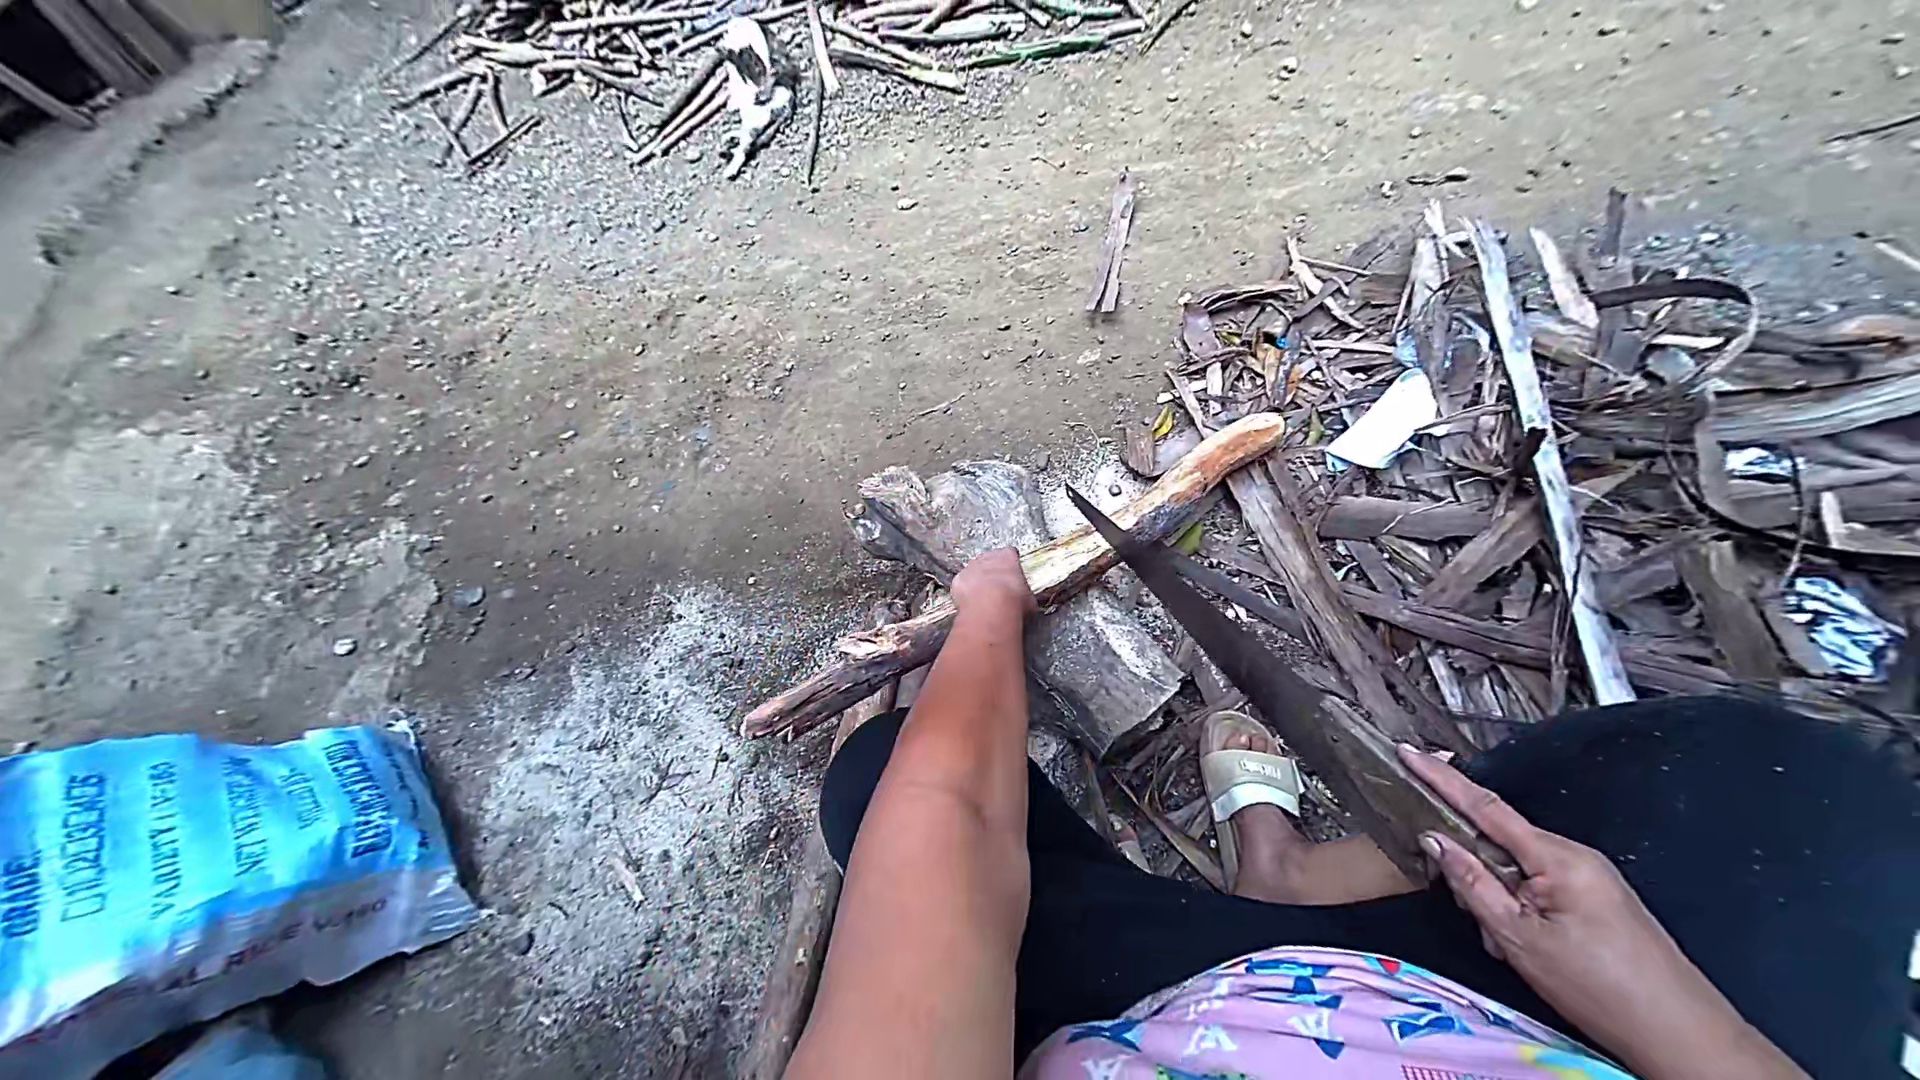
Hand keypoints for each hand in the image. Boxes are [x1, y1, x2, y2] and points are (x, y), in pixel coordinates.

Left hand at [949, 548, 1036, 623]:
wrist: (990, 605)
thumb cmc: (1013, 599)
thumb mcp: (1029, 599)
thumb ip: (1027, 596)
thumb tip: (1029, 604)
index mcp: (1008, 556)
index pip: (1010, 554)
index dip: (1010, 566)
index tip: (1012, 577)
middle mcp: (987, 557)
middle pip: (989, 560)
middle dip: (992, 572)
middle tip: (997, 589)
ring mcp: (970, 567)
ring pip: (973, 571)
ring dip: (977, 581)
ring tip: (983, 597)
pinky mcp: (958, 580)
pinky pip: (961, 584)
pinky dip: (964, 592)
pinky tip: (970, 603)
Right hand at [1397, 744, 1807, 1079]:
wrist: (1691, 1044)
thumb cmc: (1599, 989)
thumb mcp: (1517, 937)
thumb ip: (1470, 881)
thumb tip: (1433, 837)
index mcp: (1557, 857)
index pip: (1484, 805)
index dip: (1440, 776)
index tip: (1406, 750)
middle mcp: (1573, 855)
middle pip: (1495, 836)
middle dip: (1469, 864)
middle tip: (1470, 909)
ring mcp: (1587, 875)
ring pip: (1511, 863)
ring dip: (1493, 892)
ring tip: (1503, 939)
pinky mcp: (1593, 895)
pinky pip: (1533, 881)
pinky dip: (1513, 902)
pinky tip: (1521, 940)